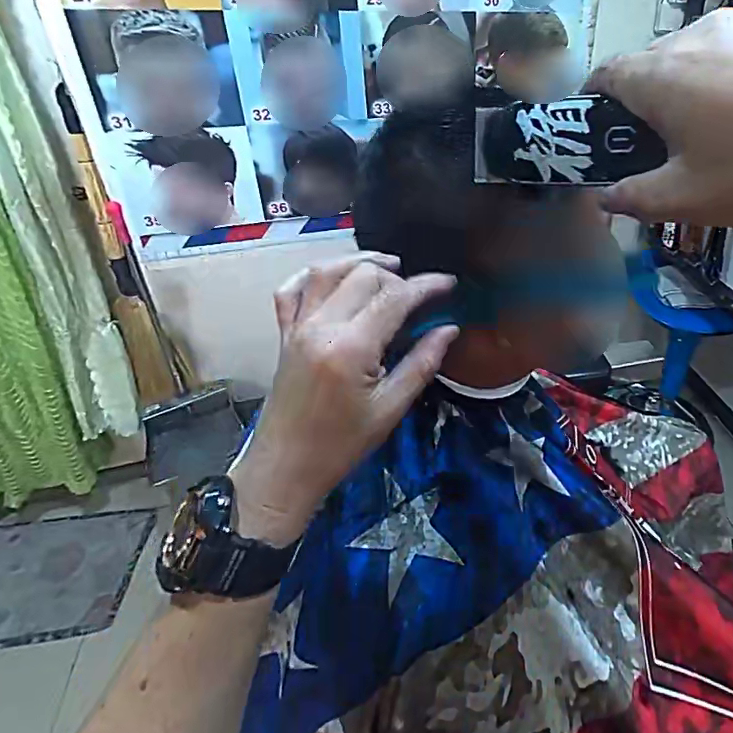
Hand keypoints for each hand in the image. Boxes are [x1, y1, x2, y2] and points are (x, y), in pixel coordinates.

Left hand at [230, 253, 457, 543]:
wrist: (284, 469)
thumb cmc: (341, 445)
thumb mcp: (391, 408)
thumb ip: (422, 363)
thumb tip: (449, 328)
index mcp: (351, 347)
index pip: (395, 296)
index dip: (427, 285)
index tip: (449, 284)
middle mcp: (321, 327)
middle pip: (363, 275)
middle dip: (398, 276)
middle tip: (419, 294)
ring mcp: (296, 328)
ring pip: (327, 271)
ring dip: (359, 263)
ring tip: (388, 267)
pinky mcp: (283, 334)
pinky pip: (291, 290)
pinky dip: (313, 275)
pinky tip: (335, 277)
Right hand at [587, 10, 732, 237]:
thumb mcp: (696, 201)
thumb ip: (636, 198)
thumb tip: (605, 195)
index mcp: (665, 70)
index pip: (605, 77)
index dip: (597, 111)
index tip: (609, 142)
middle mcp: (705, 33)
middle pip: (657, 65)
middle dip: (654, 107)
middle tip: (680, 156)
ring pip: (709, 58)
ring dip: (704, 94)